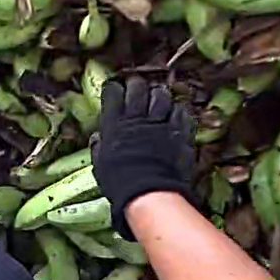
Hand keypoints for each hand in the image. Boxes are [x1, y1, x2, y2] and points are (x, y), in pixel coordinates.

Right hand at [93, 77, 197, 241]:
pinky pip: (181, 112)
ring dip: (158, 96)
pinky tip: (174, 117)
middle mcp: (138, 117)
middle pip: (138, 87)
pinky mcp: (180, 131)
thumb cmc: (119, 181)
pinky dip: (177, 111)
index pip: (113, 93)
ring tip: (157, 101)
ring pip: (162, 95)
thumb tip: (98, 136)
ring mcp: (161, 122)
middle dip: (136, 86)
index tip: (113, 92)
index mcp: (115, 123)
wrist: (150, 193)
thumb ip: (99, 146)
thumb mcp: (100, 163)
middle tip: (136, 91)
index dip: (113, 90)